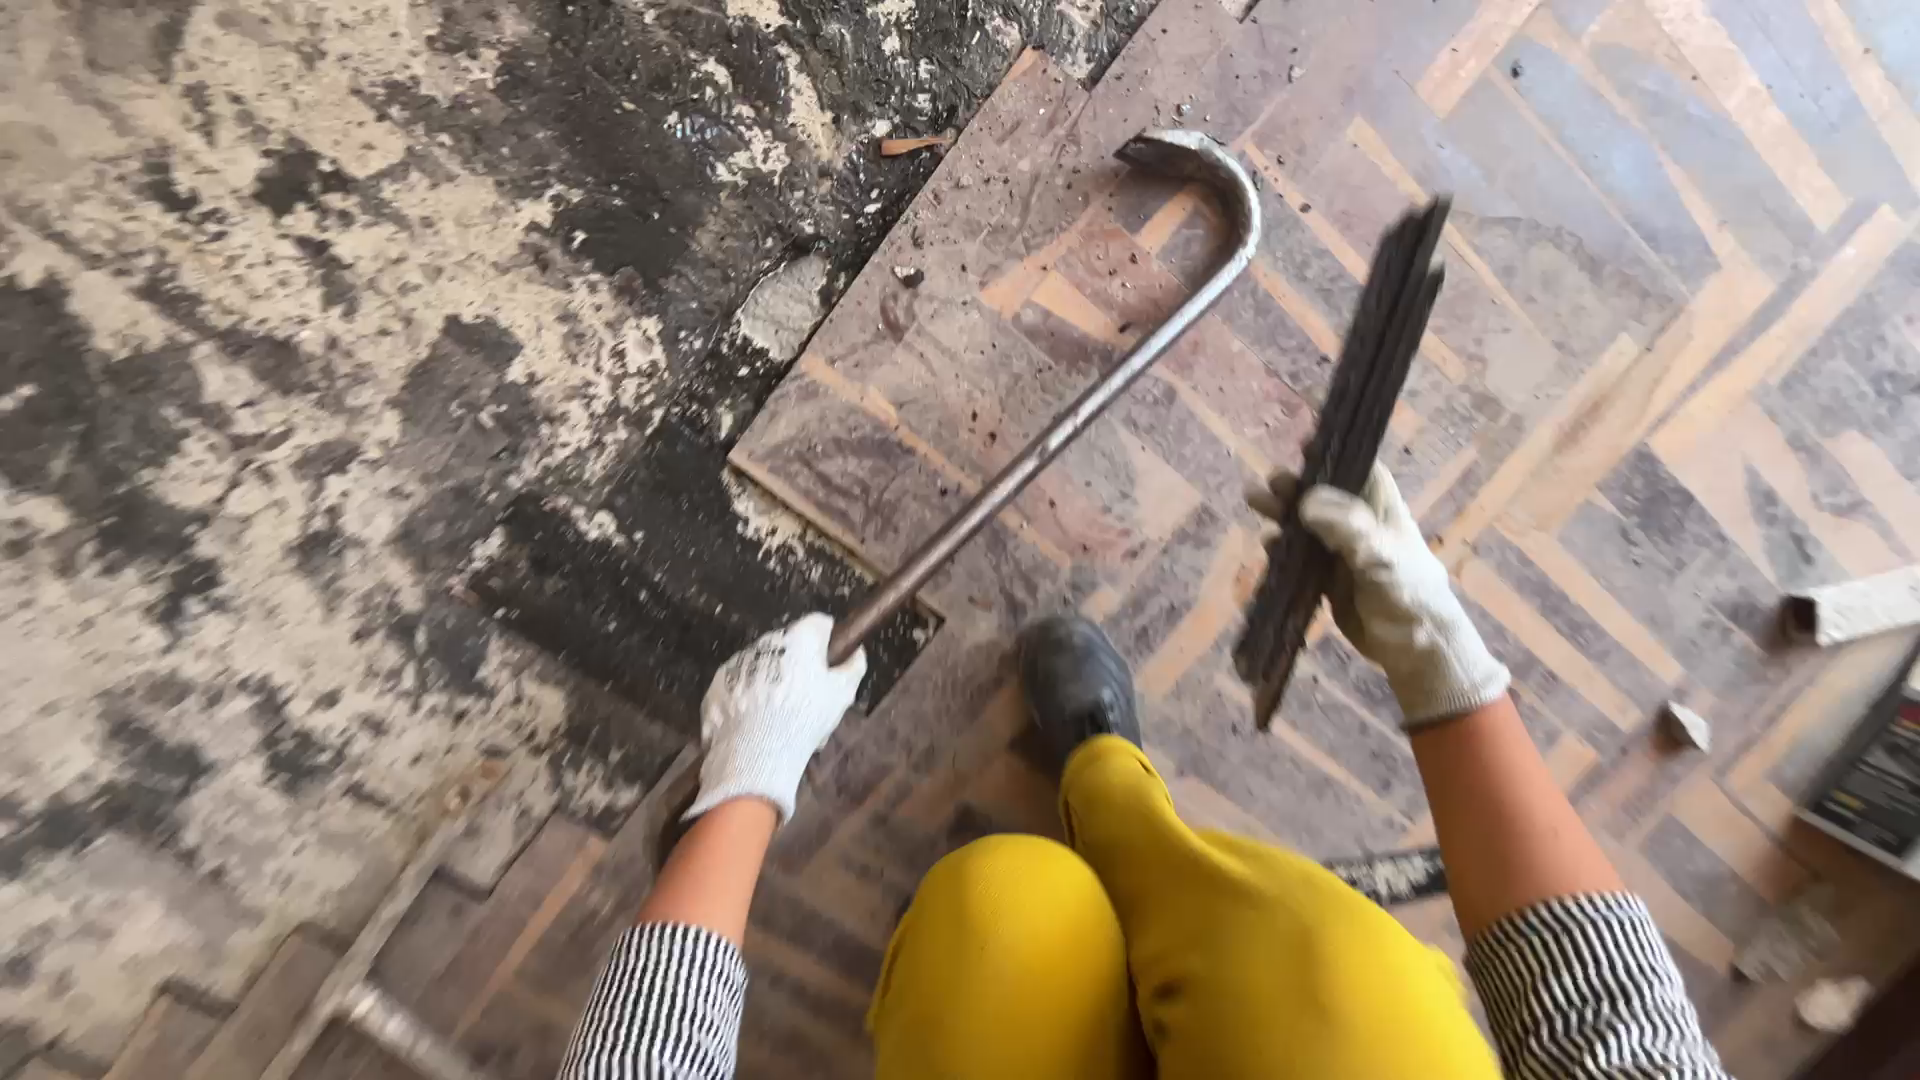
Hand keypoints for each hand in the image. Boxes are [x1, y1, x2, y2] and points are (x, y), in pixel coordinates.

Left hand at [688, 613, 867, 822]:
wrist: (754, 754)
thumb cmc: (804, 718)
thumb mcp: (842, 695)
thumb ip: (853, 667)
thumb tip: (856, 651)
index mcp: (800, 637)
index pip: (820, 623)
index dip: (829, 642)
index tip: (829, 665)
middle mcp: (767, 641)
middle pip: (789, 644)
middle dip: (798, 663)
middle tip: (805, 696)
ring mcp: (738, 662)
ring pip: (762, 663)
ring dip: (772, 678)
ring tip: (777, 715)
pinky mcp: (717, 684)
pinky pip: (738, 684)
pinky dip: (746, 696)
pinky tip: (754, 721)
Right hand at [1256, 462, 1508, 727]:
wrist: (1413, 648)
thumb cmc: (1408, 594)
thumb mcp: (1382, 555)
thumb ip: (1347, 526)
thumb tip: (1305, 500)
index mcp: (1381, 511)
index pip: (1359, 470)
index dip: (1336, 454)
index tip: (1307, 441)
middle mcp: (1360, 526)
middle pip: (1323, 495)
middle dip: (1296, 485)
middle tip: (1270, 480)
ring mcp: (1341, 552)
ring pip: (1305, 523)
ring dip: (1282, 512)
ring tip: (1254, 501)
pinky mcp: (1326, 578)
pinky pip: (1298, 556)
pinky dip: (1282, 548)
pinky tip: (1269, 544)